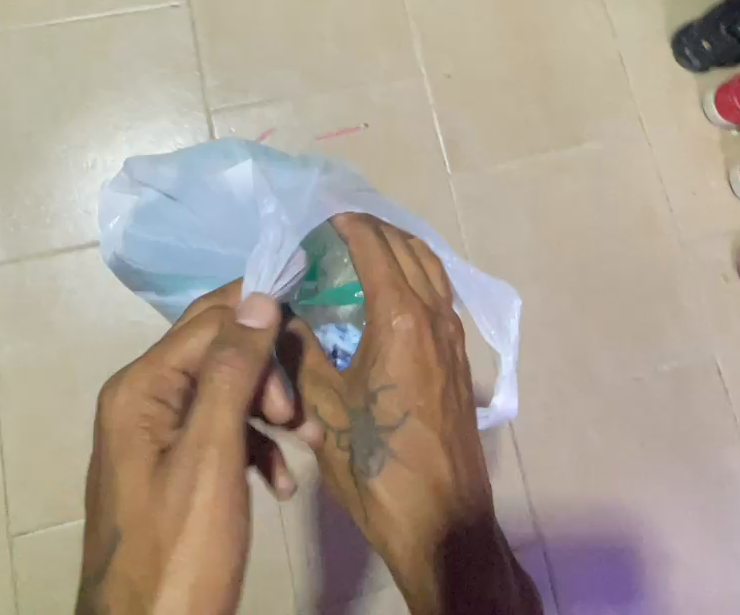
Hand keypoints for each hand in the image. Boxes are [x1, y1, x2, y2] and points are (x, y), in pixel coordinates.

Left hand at [78, 282, 321, 614]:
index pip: (210, 320)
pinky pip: (223, 431)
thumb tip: (259, 296)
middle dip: (269, 370)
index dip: (261, 325)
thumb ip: (233, 371)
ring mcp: (157, 434)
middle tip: (303, 410)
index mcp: (142, 386)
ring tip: (309, 443)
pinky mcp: (174, 466)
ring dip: (271, 410)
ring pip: (227, 391)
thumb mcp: (212, 455)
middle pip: (218, 350)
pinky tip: (284, 480)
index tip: (310, 344)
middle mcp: (144, 398)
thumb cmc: (181, 548)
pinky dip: (257, 446)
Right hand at [283, 214, 540, 614]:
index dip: (350, 226)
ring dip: (401, 247)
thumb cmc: (377, 464)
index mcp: (399, 318)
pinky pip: (440, 293)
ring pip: (432, 268)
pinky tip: (392, 292)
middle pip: (408, 248)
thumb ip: (300, 352)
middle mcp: (433, 316)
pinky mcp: (459, 358)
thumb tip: (280, 315)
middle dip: (376, 229)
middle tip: (340, 228)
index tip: (324, 218)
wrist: (441, 521)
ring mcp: (453, 337)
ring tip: (368, 248)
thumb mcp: (323, 408)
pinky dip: (417, 274)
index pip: (375, 248)